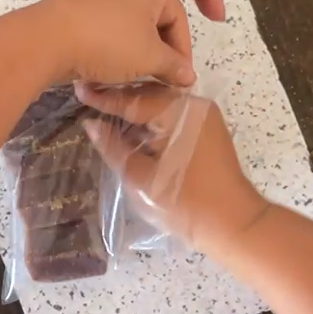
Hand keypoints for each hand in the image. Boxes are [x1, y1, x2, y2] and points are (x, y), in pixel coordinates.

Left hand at [24, 0, 226, 86]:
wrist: (42, 40)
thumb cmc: (105, 39)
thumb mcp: (148, 56)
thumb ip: (173, 65)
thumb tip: (186, 76)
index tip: (216, 23)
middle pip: (168, 5)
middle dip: (176, 42)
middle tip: (174, 78)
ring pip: (142, 19)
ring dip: (152, 49)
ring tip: (150, 81)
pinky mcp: (85, 9)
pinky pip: (119, 24)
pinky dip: (129, 45)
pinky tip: (125, 74)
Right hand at [78, 84, 269, 250]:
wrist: (235, 225)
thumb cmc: (185, 204)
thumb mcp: (141, 178)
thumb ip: (114, 148)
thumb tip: (91, 124)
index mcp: (178, 112)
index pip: (132, 99)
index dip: (102, 97)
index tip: (77, 88)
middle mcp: (194, 105)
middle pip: (149, 94)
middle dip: (119, 96)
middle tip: (87, 94)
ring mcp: (205, 116)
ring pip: (161, 103)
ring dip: (135, 108)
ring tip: (104, 109)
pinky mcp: (208, 129)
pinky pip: (174, 114)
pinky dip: (152, 118)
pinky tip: (132, 128)